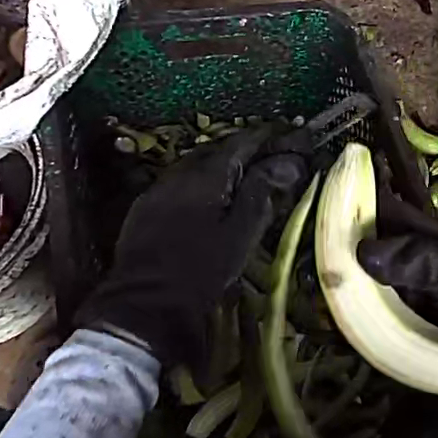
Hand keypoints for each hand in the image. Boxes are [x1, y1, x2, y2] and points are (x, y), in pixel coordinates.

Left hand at [78, 127, 308, 366]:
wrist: (145, 303)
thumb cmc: (201, 269)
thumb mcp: (241, 232)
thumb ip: (262, 192)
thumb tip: (287, 163)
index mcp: (207, 176)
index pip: (242, 142)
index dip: (269, 136)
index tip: (292, 134)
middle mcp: (180, 173)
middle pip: (218, 148)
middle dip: (248, 147)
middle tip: (275, 151)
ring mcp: (159, 188)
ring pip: (198, 163)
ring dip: (225, 162)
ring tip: (248, 170)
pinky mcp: (146, 206)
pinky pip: (182, 180)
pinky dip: (205, 179)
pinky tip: (214, 193)